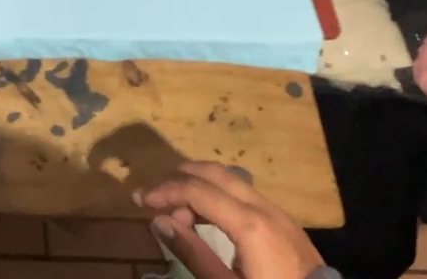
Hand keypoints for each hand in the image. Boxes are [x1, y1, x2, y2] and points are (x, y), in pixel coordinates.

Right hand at [138, 162, 324, 278]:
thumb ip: (194, 254)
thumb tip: (160, 221)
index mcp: (249, 224)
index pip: (197, 190)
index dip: (165, 191)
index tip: (142, 201)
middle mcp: (262, 206)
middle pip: (213, 172)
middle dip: (179, 177)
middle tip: (155, 194)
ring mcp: (277, 212)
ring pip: (229, 180)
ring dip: (198, 185)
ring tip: (177, 212)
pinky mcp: (284, 222)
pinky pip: (243, 194)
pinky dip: (217, 195)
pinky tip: (206, 217)